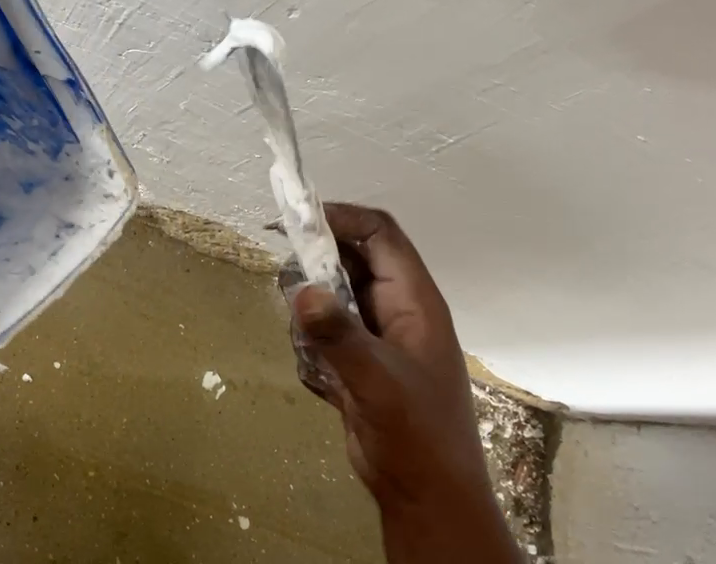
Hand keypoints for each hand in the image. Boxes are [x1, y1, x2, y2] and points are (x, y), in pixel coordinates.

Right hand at [285, 203, 518, 562]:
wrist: (426, 498)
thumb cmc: (417, 435)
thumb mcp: (377, 381)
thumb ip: (338, 334)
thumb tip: (301, 289)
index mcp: (414, 301)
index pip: (378, 233)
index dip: (339, 217)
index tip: (294, 224)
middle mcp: (395, 309)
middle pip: (346, 259)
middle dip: (312, 272)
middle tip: (289, 293)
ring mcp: (375, 334)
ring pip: (327, 295)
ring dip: (308, 318)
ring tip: (313, 354)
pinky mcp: (357, 359)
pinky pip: (320, 330)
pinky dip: (310, 349)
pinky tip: (321, 382)